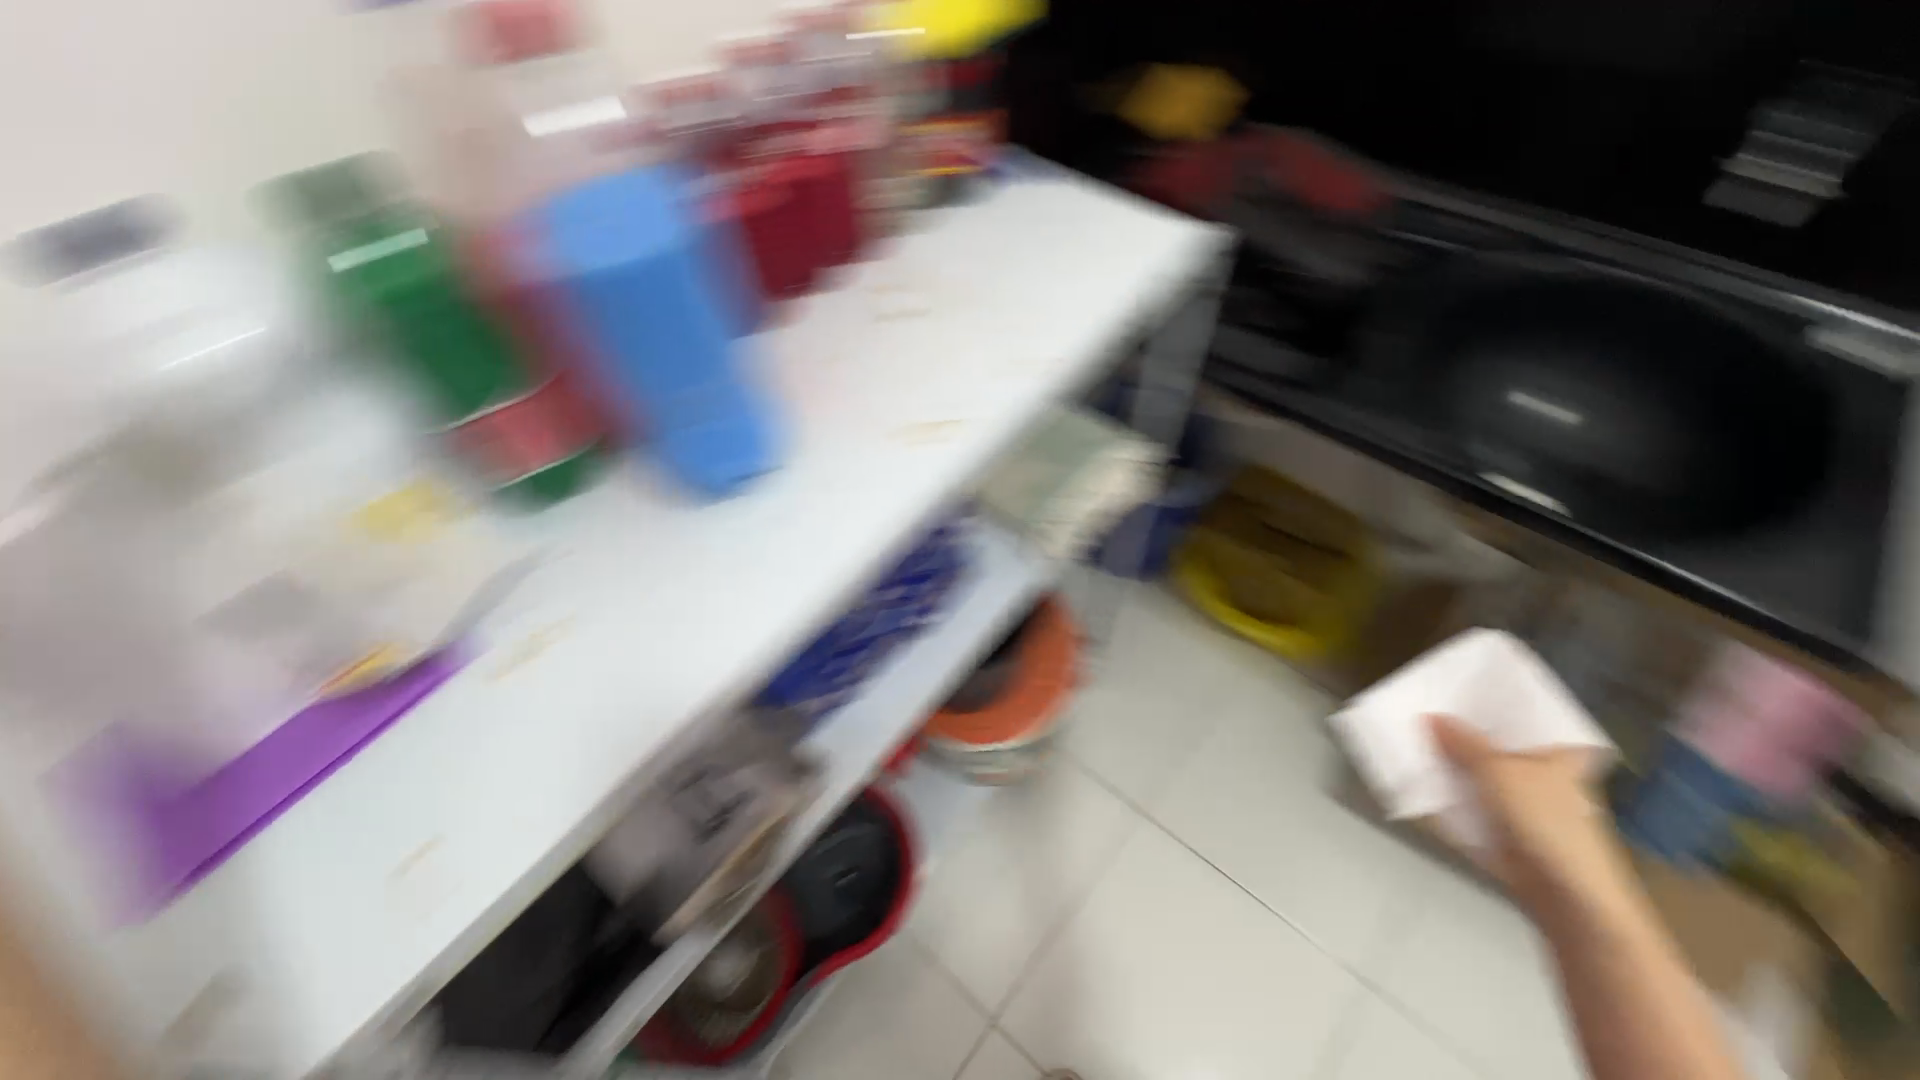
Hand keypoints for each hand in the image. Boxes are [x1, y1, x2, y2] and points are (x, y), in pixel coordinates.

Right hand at [1428, 713, 1631, 920]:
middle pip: (1495, 741)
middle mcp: (1545, 769)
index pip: (1521, 712)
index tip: (1451, 684)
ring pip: (1481, 771)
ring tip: (1414, 734)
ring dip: (1453, 760)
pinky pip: (1473, 798)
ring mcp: (1525, 799)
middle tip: (1421, 706)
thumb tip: (1430, 717)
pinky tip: (1422, 774)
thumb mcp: (1499, 773)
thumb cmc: (1546, 824)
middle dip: (1460, 729)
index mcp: (1559, 748)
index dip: (1487, 699)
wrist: (1568, 899)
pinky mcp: (1507, 826)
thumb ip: (1462, 743)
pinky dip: (1452, 790)